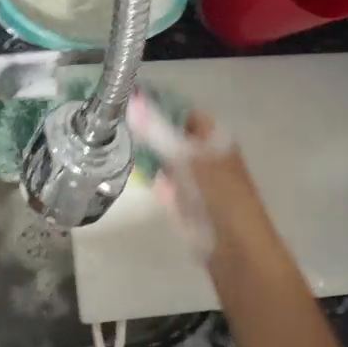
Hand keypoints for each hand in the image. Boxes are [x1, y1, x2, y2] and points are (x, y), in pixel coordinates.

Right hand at [128, 97, 279, 263]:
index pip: (184, 113)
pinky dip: (148, 176)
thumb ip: (156, 131)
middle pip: (172, 136)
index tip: (129, 100)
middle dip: (148, 130)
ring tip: (114, 141)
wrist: (234, 246)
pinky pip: (161, 182)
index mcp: (215, 138)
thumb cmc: (217, 193)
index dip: (160, 105)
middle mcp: (204, 155)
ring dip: (146, 152)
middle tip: (116, 120)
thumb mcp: (185, 156)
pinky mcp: (183, 202)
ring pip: (164, 159)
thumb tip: (132, 100)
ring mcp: (193, 180)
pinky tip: (127, 169)